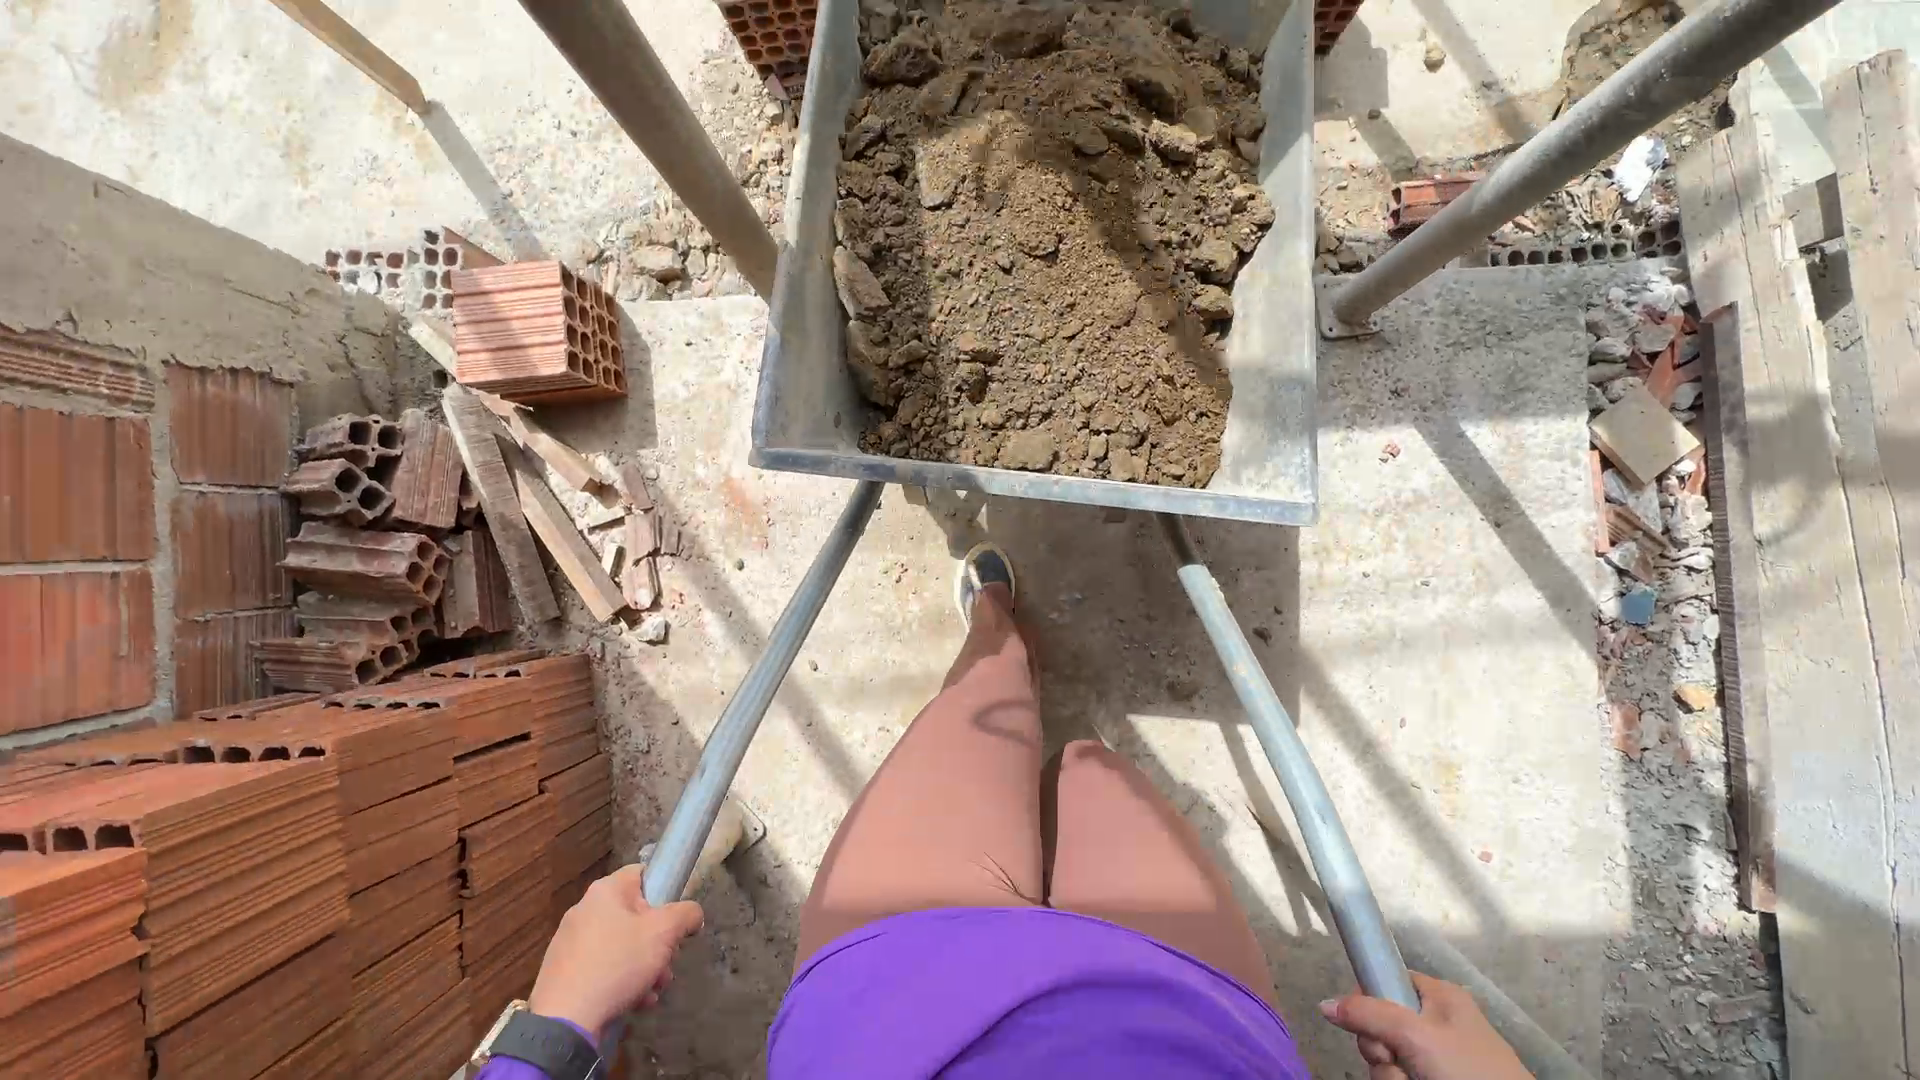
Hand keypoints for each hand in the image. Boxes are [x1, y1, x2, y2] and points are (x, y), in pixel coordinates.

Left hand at [528, 864, 704, 1037]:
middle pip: (635, 915)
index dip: (665, 892)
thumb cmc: (618, 963)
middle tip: (668, 962)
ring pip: (620, 945)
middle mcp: (583, 910)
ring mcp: (569, 943)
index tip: (675, 919)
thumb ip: (687, 914)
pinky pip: (601, 967)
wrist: (565, 1021)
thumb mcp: (665, 932)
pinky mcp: (562, 973)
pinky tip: (634, 1002)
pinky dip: (621, 980)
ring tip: (654, 989)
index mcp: (605, 892)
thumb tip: (692, 915)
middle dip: (658, 941)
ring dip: (644, 965)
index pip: (643, 873)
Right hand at [1319, 973, 1531, 1079]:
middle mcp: (1436, 1023)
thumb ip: (1367, 1014)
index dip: (1369, 1000)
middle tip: (1394, 1061)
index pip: (1385, 980)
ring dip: (1390, 1076)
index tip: (1370, 1024)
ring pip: (1386, 1058)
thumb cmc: (1469, 1072)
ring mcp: (1437, 1058)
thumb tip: (1324, 1004)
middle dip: (1379, 1049)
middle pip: (1379, 1024)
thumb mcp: (1415, 1035)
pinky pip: (1399, 1078)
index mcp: (1439, 996)